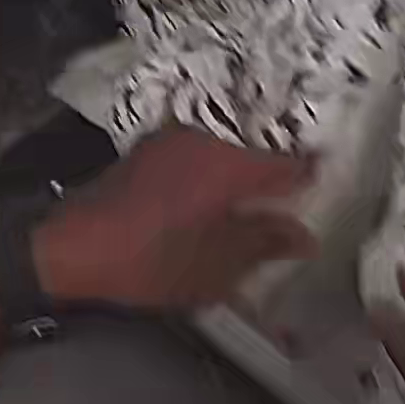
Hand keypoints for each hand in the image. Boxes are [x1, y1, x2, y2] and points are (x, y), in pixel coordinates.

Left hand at [32, 127, 315, 308]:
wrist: (77, 242)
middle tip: (291, 195)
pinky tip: (207, 193)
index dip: (308, 172)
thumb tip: (304, 232)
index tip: (327, 178)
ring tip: (250, 198)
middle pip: (252, 151)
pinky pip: (196, 150)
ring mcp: (173, 137)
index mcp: (227, 164)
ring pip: (223, 148)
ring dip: (238, 169)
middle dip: (272, 172)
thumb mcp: (216, 266)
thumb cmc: (153, 259)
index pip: (283, 163)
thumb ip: (263, 243)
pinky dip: (211, 167)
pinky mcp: (151, 145)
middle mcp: (203, 138)